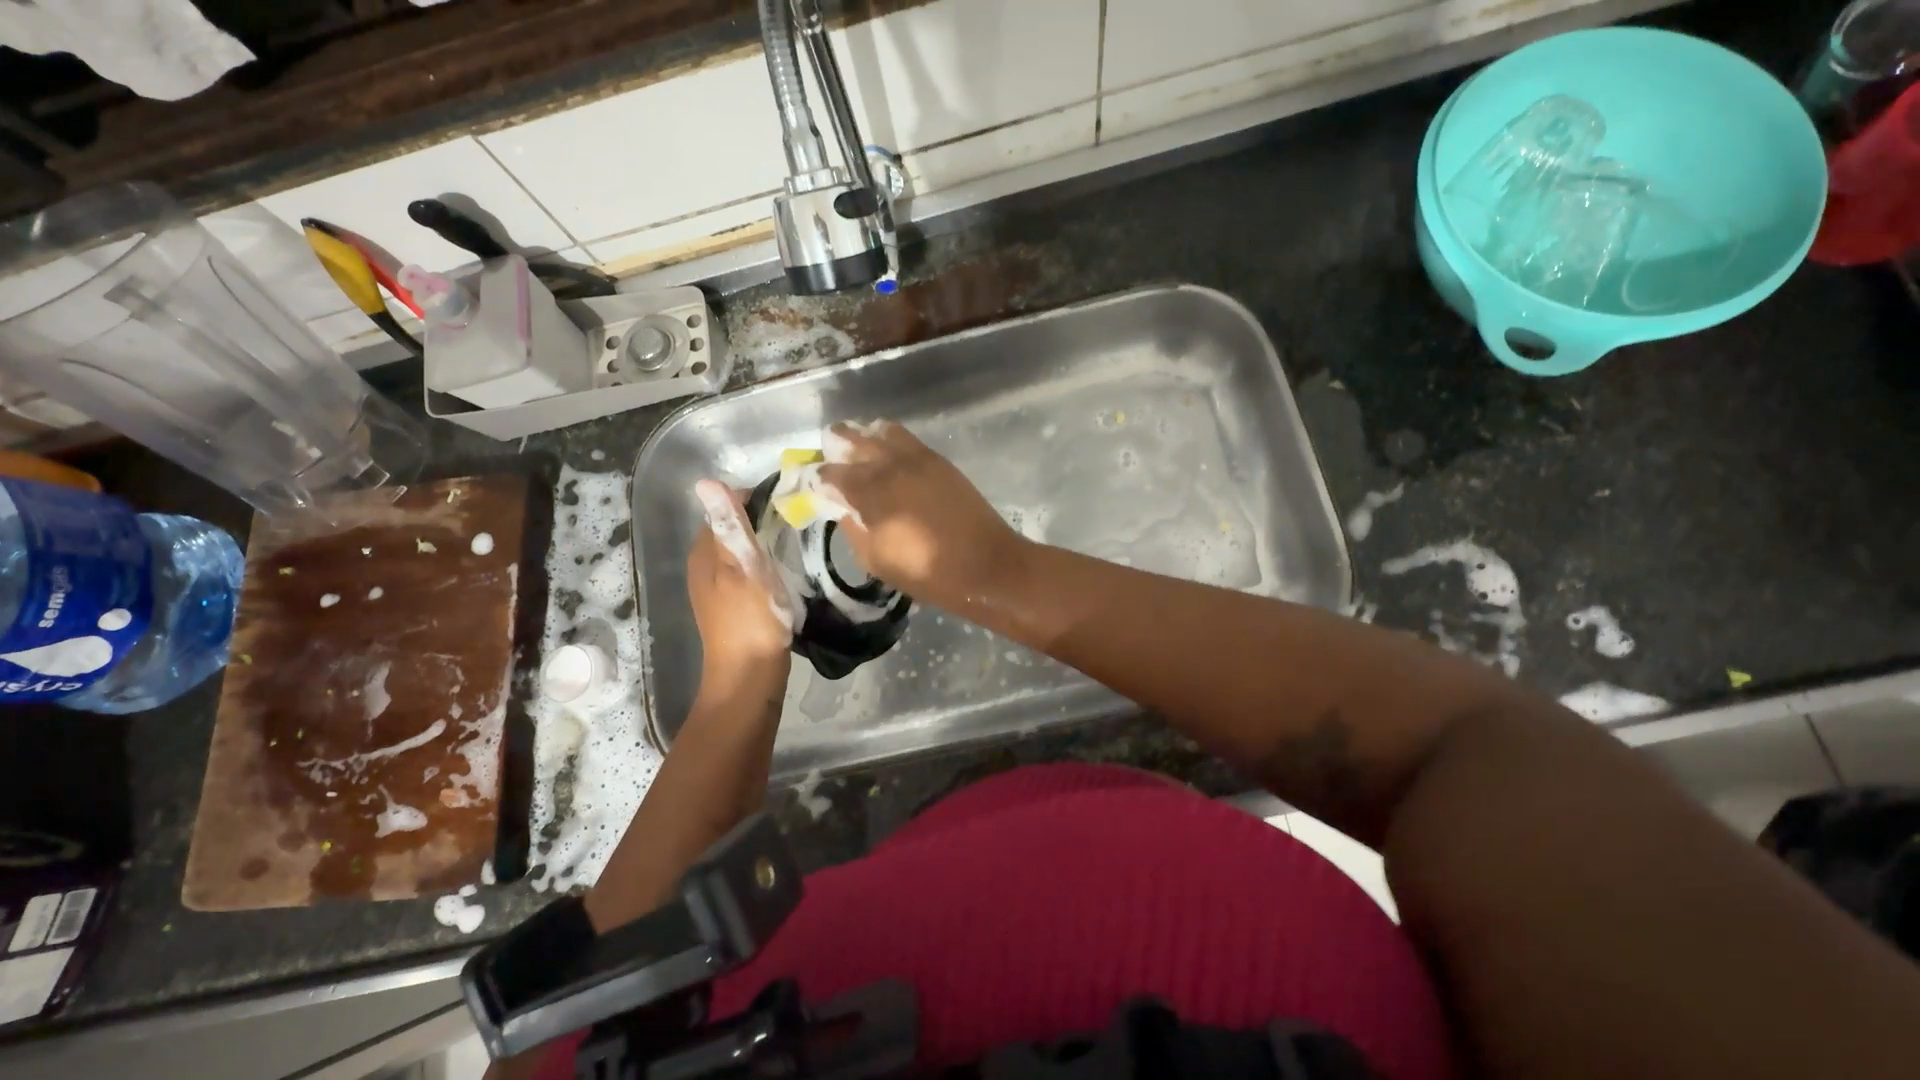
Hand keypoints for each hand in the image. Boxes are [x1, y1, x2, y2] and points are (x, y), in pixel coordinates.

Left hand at [687, 480, 791, 696]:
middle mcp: (705, 567)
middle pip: (734, 529)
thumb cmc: (750, 621)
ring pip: (743, 551)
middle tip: (800, 517)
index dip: (753, 498)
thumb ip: (730, 526)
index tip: (788, 497)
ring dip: (767, 543)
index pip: (724, 508)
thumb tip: (706, 482)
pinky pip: (751, 572)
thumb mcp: (743, 567)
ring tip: (799, 540)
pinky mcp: (736, 607)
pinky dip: (768, 565)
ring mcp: (719, 589)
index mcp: (703, 553)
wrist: (750, 679)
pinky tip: (789, 571)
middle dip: (762, 519)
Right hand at [816, 421, 1029, 612]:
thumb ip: (854, 531)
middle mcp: (891, 468)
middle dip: (837, 444)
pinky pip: (906, 438)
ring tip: (853, 438)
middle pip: (855, 445)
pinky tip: (883, 440)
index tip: (810, 480)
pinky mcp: (939, 461)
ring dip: (863, 436)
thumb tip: (841, 509)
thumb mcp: (878, 561)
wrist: (986, 565)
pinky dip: (889, 435)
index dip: (818, 476)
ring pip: (881, 434)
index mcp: (872, 495)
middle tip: (826, 445)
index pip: (833, 475)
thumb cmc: (928, 573)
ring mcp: (917, 460)